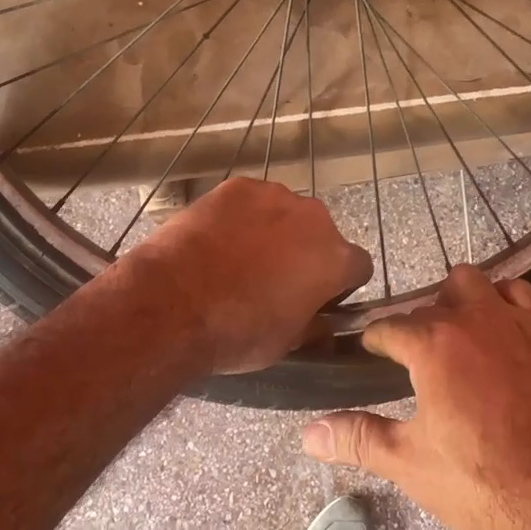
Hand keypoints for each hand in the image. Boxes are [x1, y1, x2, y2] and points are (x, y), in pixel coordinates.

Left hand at [126, 176, 372, 373]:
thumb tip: (323, 321)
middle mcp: (314, 217)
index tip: (319, 299)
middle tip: (274, 281)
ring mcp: (274, 194)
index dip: (341, 285)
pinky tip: (216, 241)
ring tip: (238, 259)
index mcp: (335, 258)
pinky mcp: (237, 186)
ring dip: (273, 232)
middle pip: (321, 234)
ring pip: (284, 214)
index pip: (358, 266)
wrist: (172, 302)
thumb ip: (314, 323)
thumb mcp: (286, 343)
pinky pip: (249, 202)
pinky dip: (240, 218)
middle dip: (305, 253)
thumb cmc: (236, 332)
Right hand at [299, 266, 530, 529]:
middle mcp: (470, 318)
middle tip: (415, 358)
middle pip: (433, 297)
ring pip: (476, 282)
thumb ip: (358, 438)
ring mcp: (511, 321)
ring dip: (461, 299)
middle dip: (420, 320)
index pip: (388, 327)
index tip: (367, 353)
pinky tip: (499, 329)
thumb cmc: (480, 481)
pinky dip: (505, 300)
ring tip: (455, 336)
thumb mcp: (410, 463)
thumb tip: (308, 433)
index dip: (373, 341)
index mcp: (432, 343)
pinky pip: (520, 294)